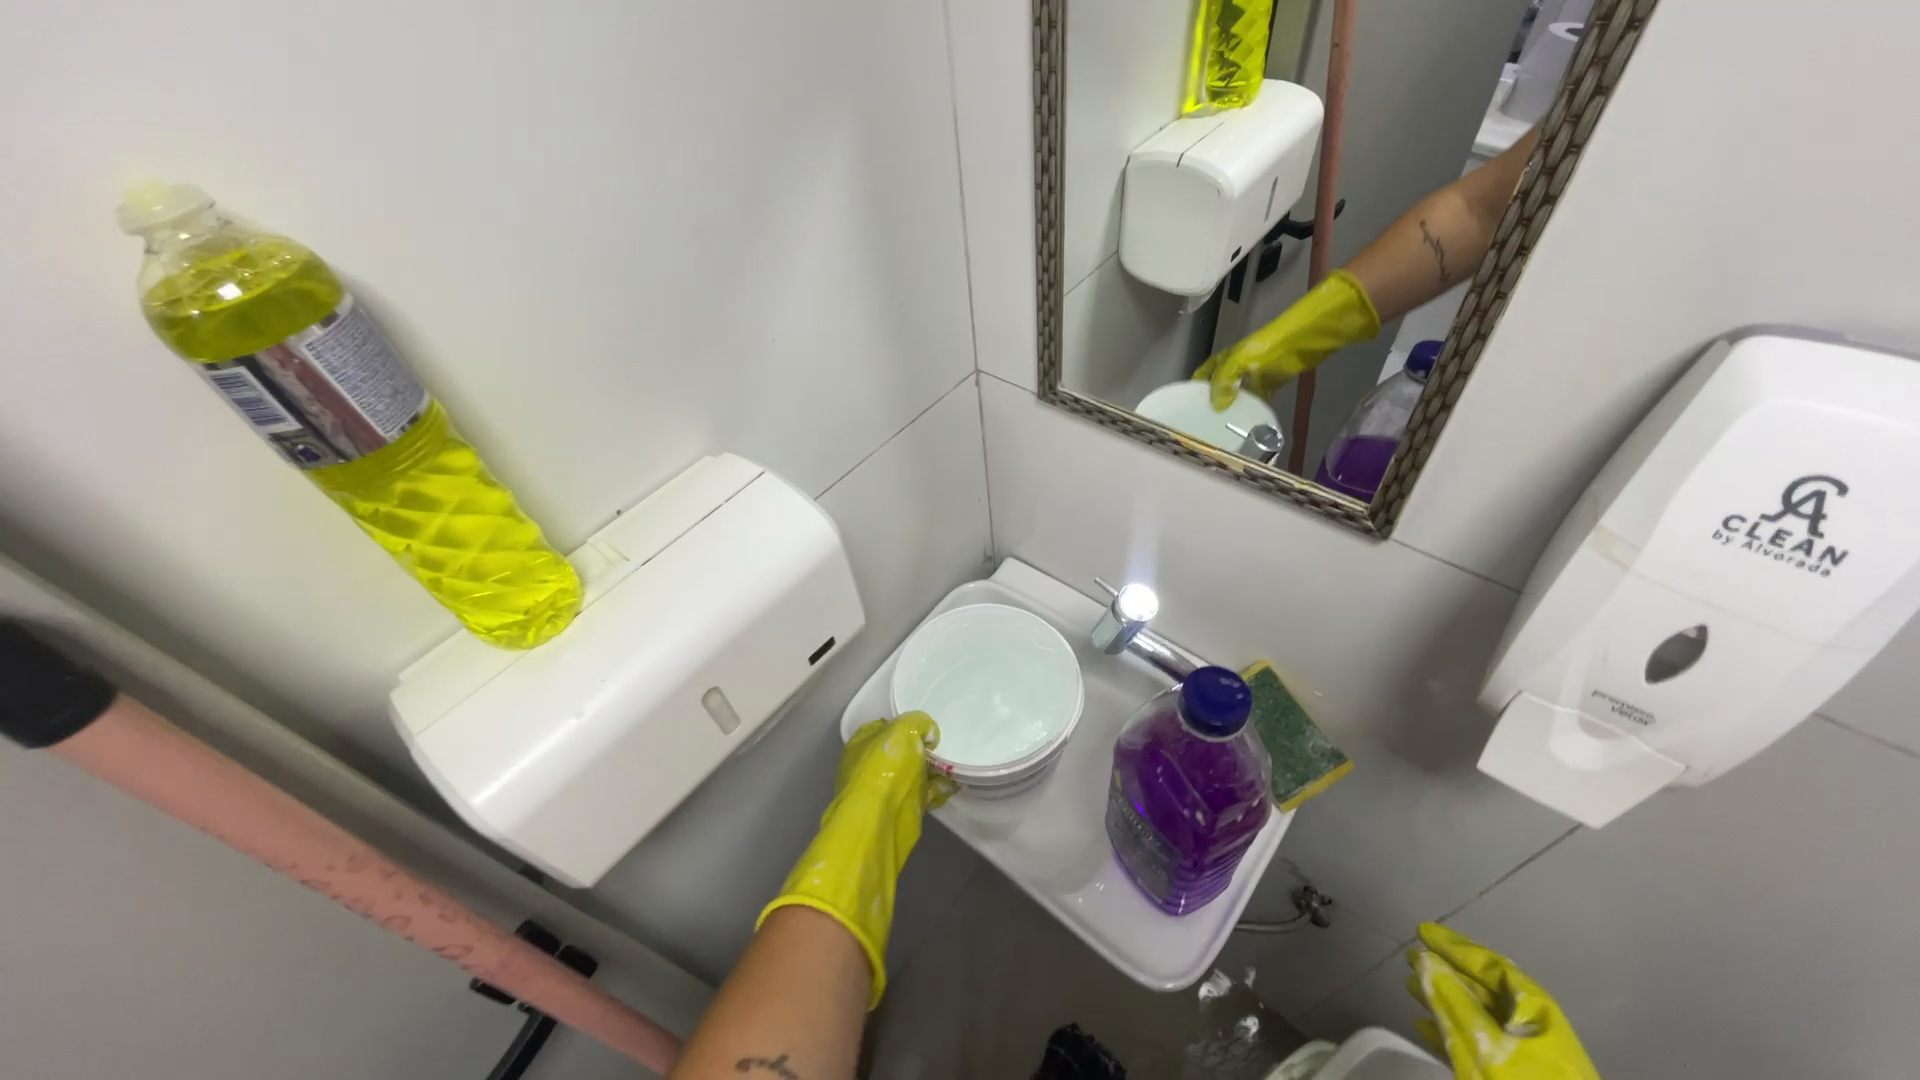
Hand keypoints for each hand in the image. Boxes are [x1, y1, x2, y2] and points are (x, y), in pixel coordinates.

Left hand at [758, 712, 945, 1008]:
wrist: (875, 827)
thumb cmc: (883, 773)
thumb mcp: (902, 733)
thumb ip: (917, 724)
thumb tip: (927, 730)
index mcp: (861, 745)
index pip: (882, 728)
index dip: (905, 726)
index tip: (927, 729)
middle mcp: (867, 767)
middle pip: (899, 753)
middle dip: (920, 752)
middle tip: (944, 749)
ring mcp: (881, 793)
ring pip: (911, 775)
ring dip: (930, 773)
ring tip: (952, 769)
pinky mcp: (897, 816)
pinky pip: (919, 797)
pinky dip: (934, 793)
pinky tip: (948, 790)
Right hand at [1192, 269, 1380, 409]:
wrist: (1303, 340)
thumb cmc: (1268, 347)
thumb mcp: (1240, 361)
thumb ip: (1224, 382)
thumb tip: (1215, 407)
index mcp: (1225, 358)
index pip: (1202, 374)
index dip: (1193, 388)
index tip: (1186, 408)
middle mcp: (1236, 367)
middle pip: (1218, 386)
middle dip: (1210, 402)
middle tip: (1203, 424)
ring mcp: (1253, 375)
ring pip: (1236, 394)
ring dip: (1230, 408)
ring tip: (1221, 428)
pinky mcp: (1270, 383)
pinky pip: (1256, 398)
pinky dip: (1251, 409)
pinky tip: (1246, 422)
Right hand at [1405, 923, 1598, 1079]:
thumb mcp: (1485, 1045)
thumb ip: (1453, 1001)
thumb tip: (1425, 958)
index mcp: (1534, 1009)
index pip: (1491, 965)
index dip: (1455, 946)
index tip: (1422, 932)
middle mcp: (1531, 1024)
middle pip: (1484, 988)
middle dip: (1446, 971)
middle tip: (1411, 957)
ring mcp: (1525, 1052)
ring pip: (1478, 1014)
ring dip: (1443, 998)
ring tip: (1410, 985)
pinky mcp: (1514, 1075)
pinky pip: (1478, 1043)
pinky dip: (1450, 1030)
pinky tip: (1423, 1025)